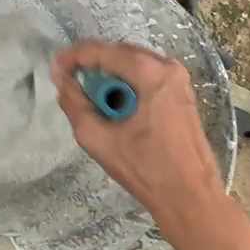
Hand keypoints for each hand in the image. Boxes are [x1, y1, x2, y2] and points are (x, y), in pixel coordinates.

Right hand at [52, 40, 226, 233]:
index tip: (56, 70)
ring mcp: (178, 77)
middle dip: (93, 67)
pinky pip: (146, 73)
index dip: (73, 57)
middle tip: (76, 89)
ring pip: (131, 61)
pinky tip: (119, 108)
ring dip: (110, 76)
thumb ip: (74, 103)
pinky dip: (127, 83)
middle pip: (117, 52)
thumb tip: (61, 78)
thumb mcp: (98, 139)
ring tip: (98, 103)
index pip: (100, 51)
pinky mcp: (182, 90)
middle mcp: (167, 66)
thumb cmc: (146, 170)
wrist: (192, 199)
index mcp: (149, 73)